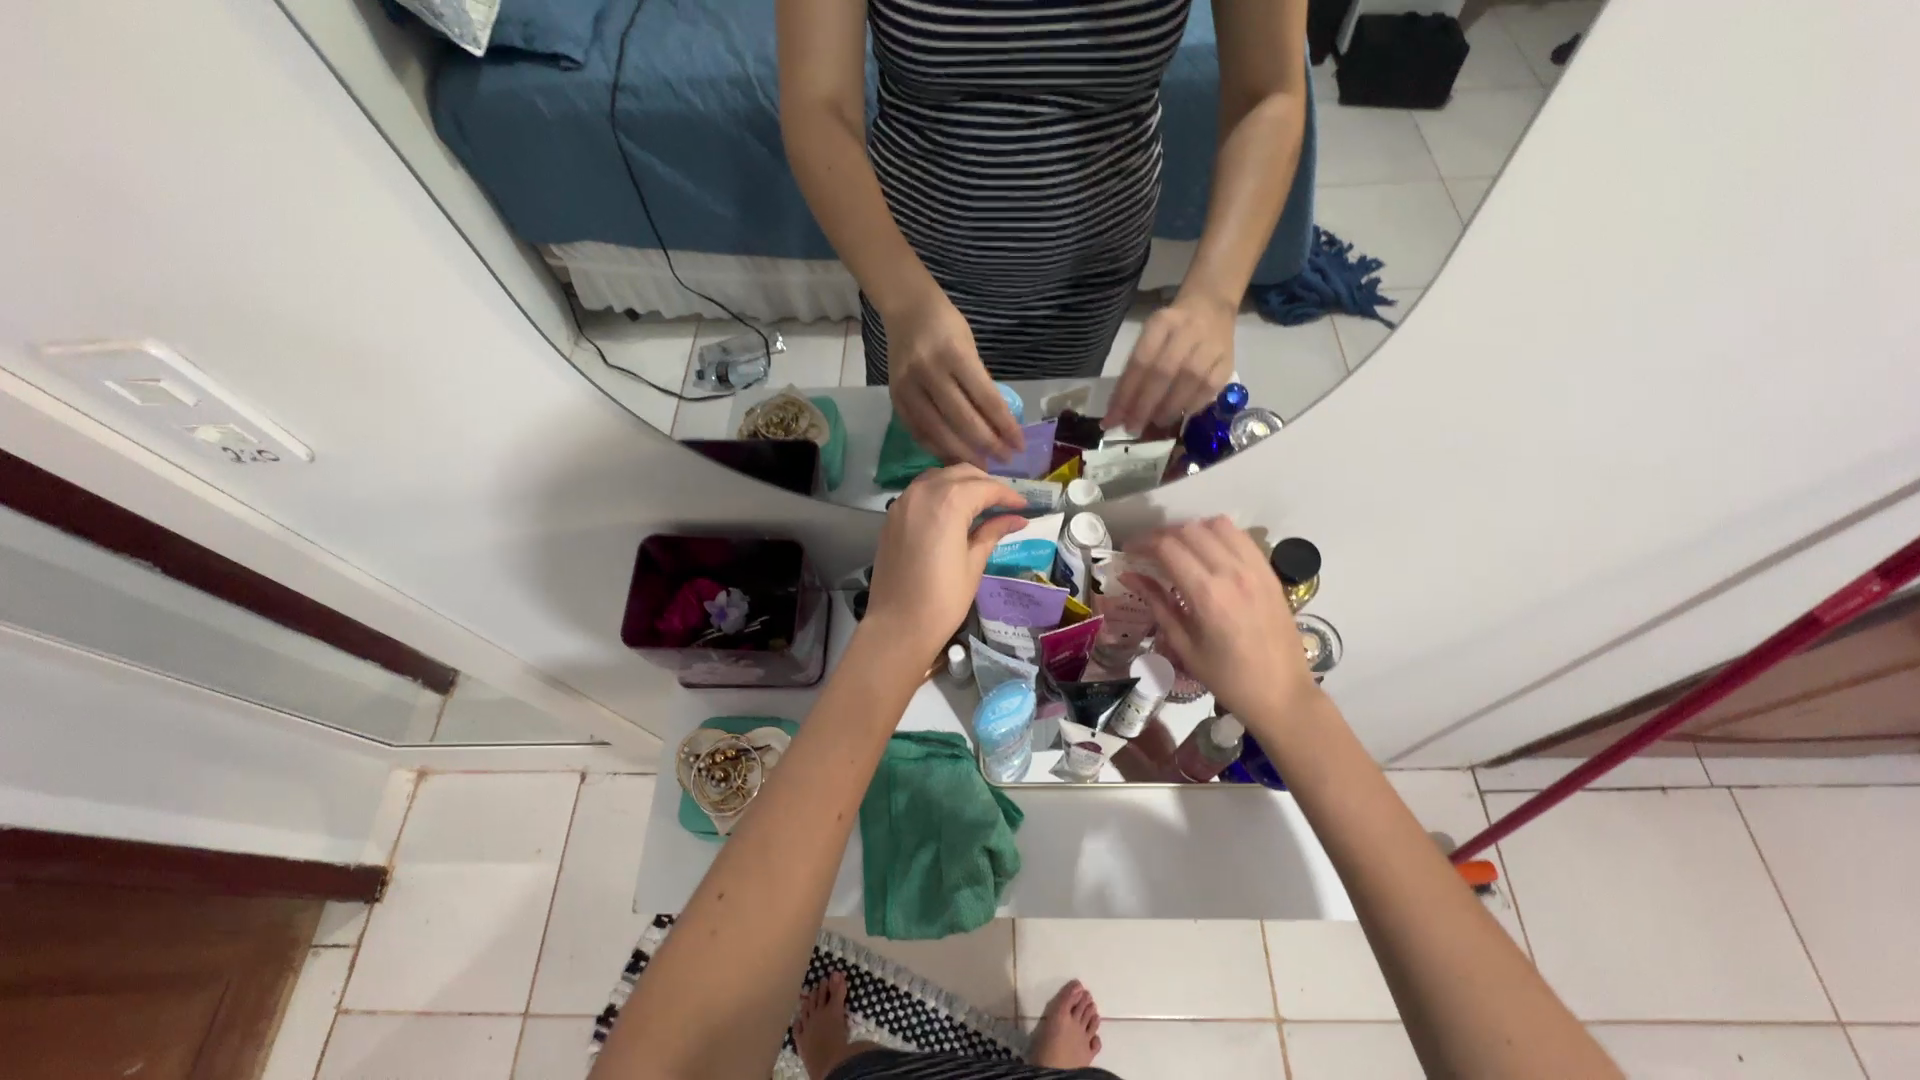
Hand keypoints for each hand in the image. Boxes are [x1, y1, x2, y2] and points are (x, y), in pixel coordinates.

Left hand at [863, 465, 1027, 662]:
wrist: (898, 624)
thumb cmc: (943, 599)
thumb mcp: (974, 563)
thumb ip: (993, 532)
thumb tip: (1017, 519)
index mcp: (949, 502)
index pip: (985, 488)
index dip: (1008, 495)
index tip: (1024, 506)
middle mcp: (924, 492)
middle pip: (961, 473)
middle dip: (986, 484)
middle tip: (1004, 504)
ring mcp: (904, 502)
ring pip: (939, 477)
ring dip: (962, 484)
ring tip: (981, 504)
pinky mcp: (892, 515)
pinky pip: (921, 491)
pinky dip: (940, 492)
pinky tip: (953, 511)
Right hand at [886, 295, 1024, 465]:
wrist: (906, 309)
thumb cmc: (946, 325)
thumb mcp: (970, 347)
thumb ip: (979, 383)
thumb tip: (996, 425)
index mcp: (954, 354)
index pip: (986, 399)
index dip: (1005, 426)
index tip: (1019, 445)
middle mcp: (929, 371)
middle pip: (963, 420)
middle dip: (987, 445)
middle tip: (1004, 460)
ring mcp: (908, 387)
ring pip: (938, 431)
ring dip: (962, 453)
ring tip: (981, 466)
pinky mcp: (895, 398)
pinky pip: (918, 431)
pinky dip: (937, 447)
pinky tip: (953, 456)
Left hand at [1106, 296, 1235, 432]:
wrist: (1211, 307)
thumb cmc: (1172, 330)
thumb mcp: (1149, 338)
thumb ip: (1135, 371)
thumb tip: (1120, 412)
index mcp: (1161, 323)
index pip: (1139, 361)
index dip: (1125, 394)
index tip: (1112, 419)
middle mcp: (1187, 331)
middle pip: (1163, 372)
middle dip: (1144, 405)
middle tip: (1132, 427)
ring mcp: (1211, 345)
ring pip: (1189, 380)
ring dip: (1169, 408)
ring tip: (1156, 423)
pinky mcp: (1228, 360)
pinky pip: (1211, 387)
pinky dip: (1193, 405)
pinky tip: (1181, 416)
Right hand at [1126, 517, 1318, 727]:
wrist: (1282, 694)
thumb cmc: (1228, 678)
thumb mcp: (1184, 645)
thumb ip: (1157, 604)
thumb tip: (1130, 576)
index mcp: (1207, 594)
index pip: (1167, 547)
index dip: (1142, 543)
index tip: (1129, 551)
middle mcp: (1232, 572)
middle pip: (1189, 530)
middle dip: (1162, 535)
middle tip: (1148, 552)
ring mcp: (1255, 569)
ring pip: (1217, 525)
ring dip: (1192, 530)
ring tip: (1179, 548)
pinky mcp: (1269, 572)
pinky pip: (1242, 537)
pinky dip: (1219, 535)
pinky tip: (1209, 553)